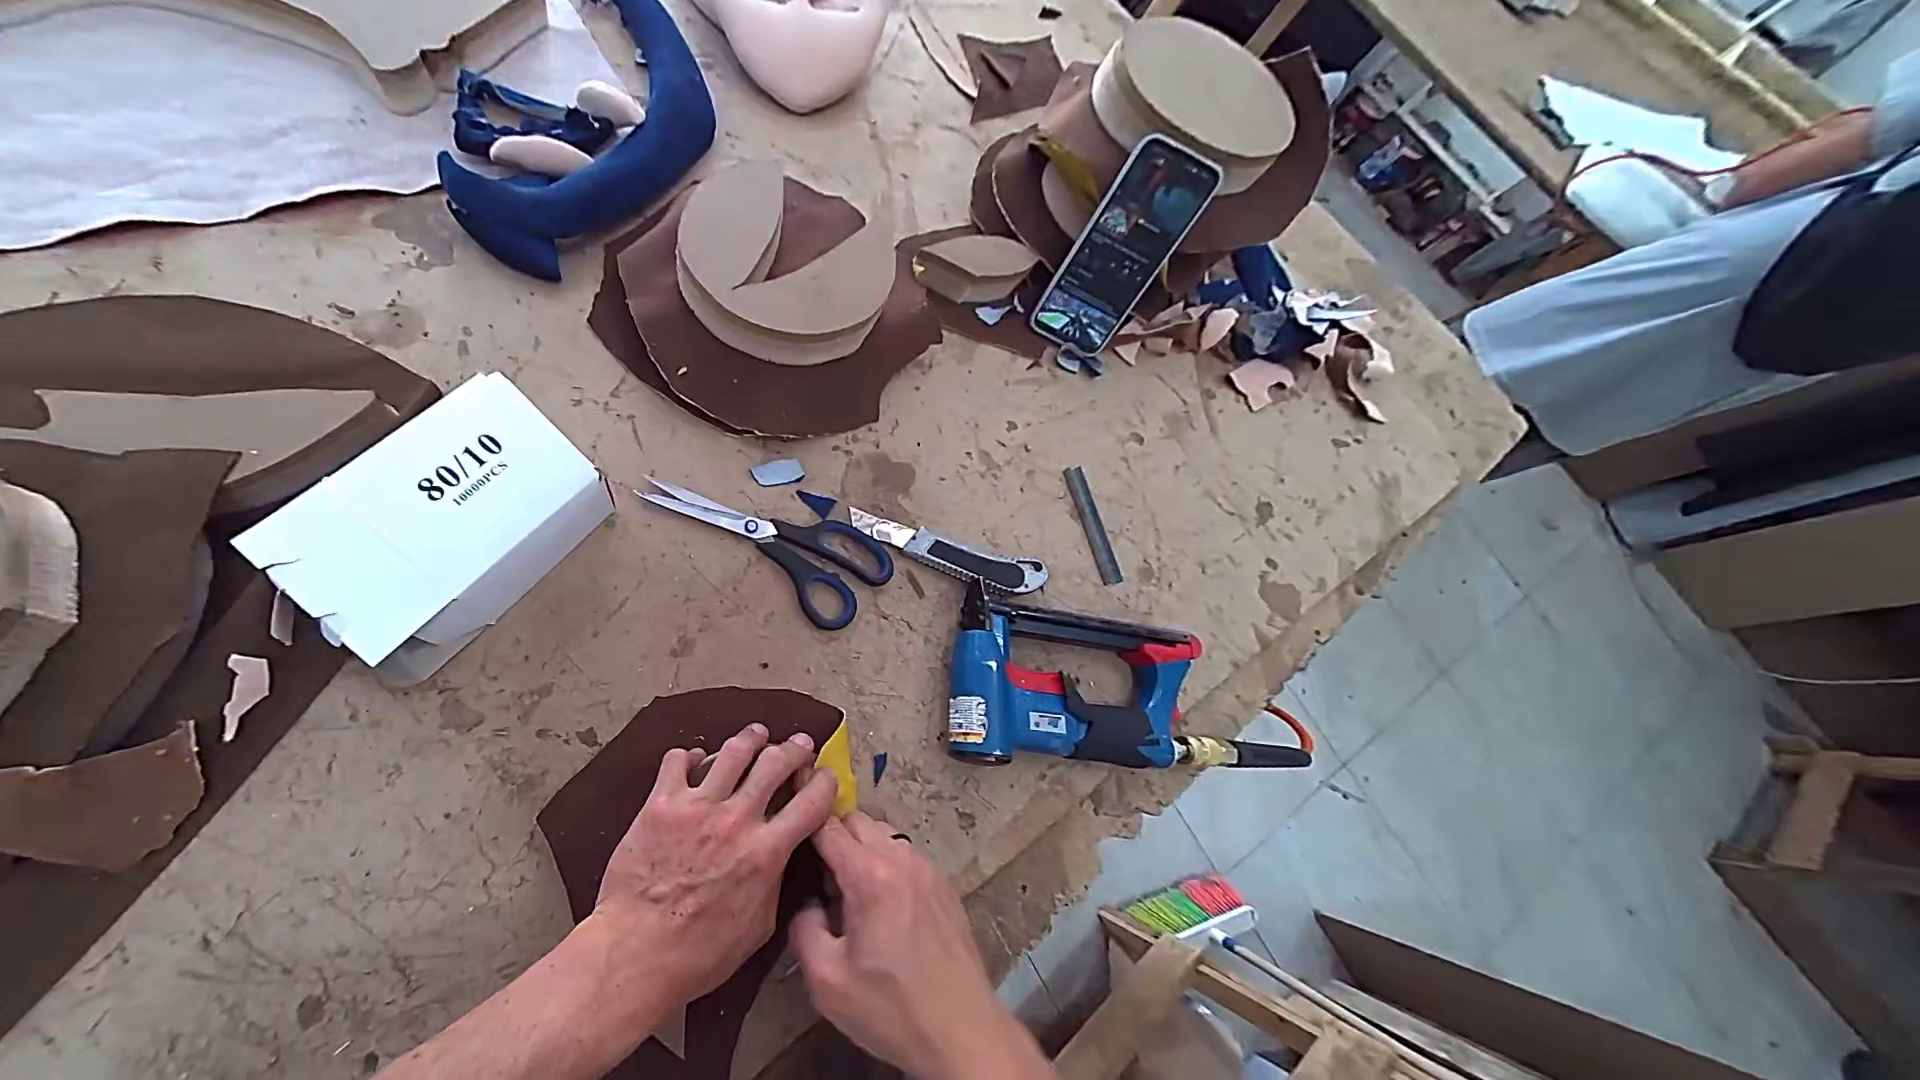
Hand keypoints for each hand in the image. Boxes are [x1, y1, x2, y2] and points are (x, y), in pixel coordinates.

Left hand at [587, 723, 837, 1004]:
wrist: (633, 957)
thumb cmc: (697, 953)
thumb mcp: (760, 925)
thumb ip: (776, 882)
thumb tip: (783, 858)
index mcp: (766, 850)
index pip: (812, 800)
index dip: (826, 781)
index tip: (825, 776)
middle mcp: (737, 821)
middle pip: (776, 762)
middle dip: (794, 748)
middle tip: (798, 744)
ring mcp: (697, 808)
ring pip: (733, 752)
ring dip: (750, 738)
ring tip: (756, 734)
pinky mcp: (660, 806)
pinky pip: (677, 762)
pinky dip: (690, 756)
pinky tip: (695, 759)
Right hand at [790, 812, 1051, 1079]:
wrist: (959, 1026)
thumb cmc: (890, 1006)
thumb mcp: (827, 979)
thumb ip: (804, 930)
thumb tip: (806, 904)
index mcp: (870, 874)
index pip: (830, 828)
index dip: (807, 828)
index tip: (792, 838)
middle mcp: (901, 858)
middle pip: (859, 821)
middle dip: (834, 835)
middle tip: (817, 872)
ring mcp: (926, 867)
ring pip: (884, 835)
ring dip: (861, 848)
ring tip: (848, 889)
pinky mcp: (942, 883)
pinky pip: (905, 855)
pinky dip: (886, 862)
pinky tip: (881, 901)